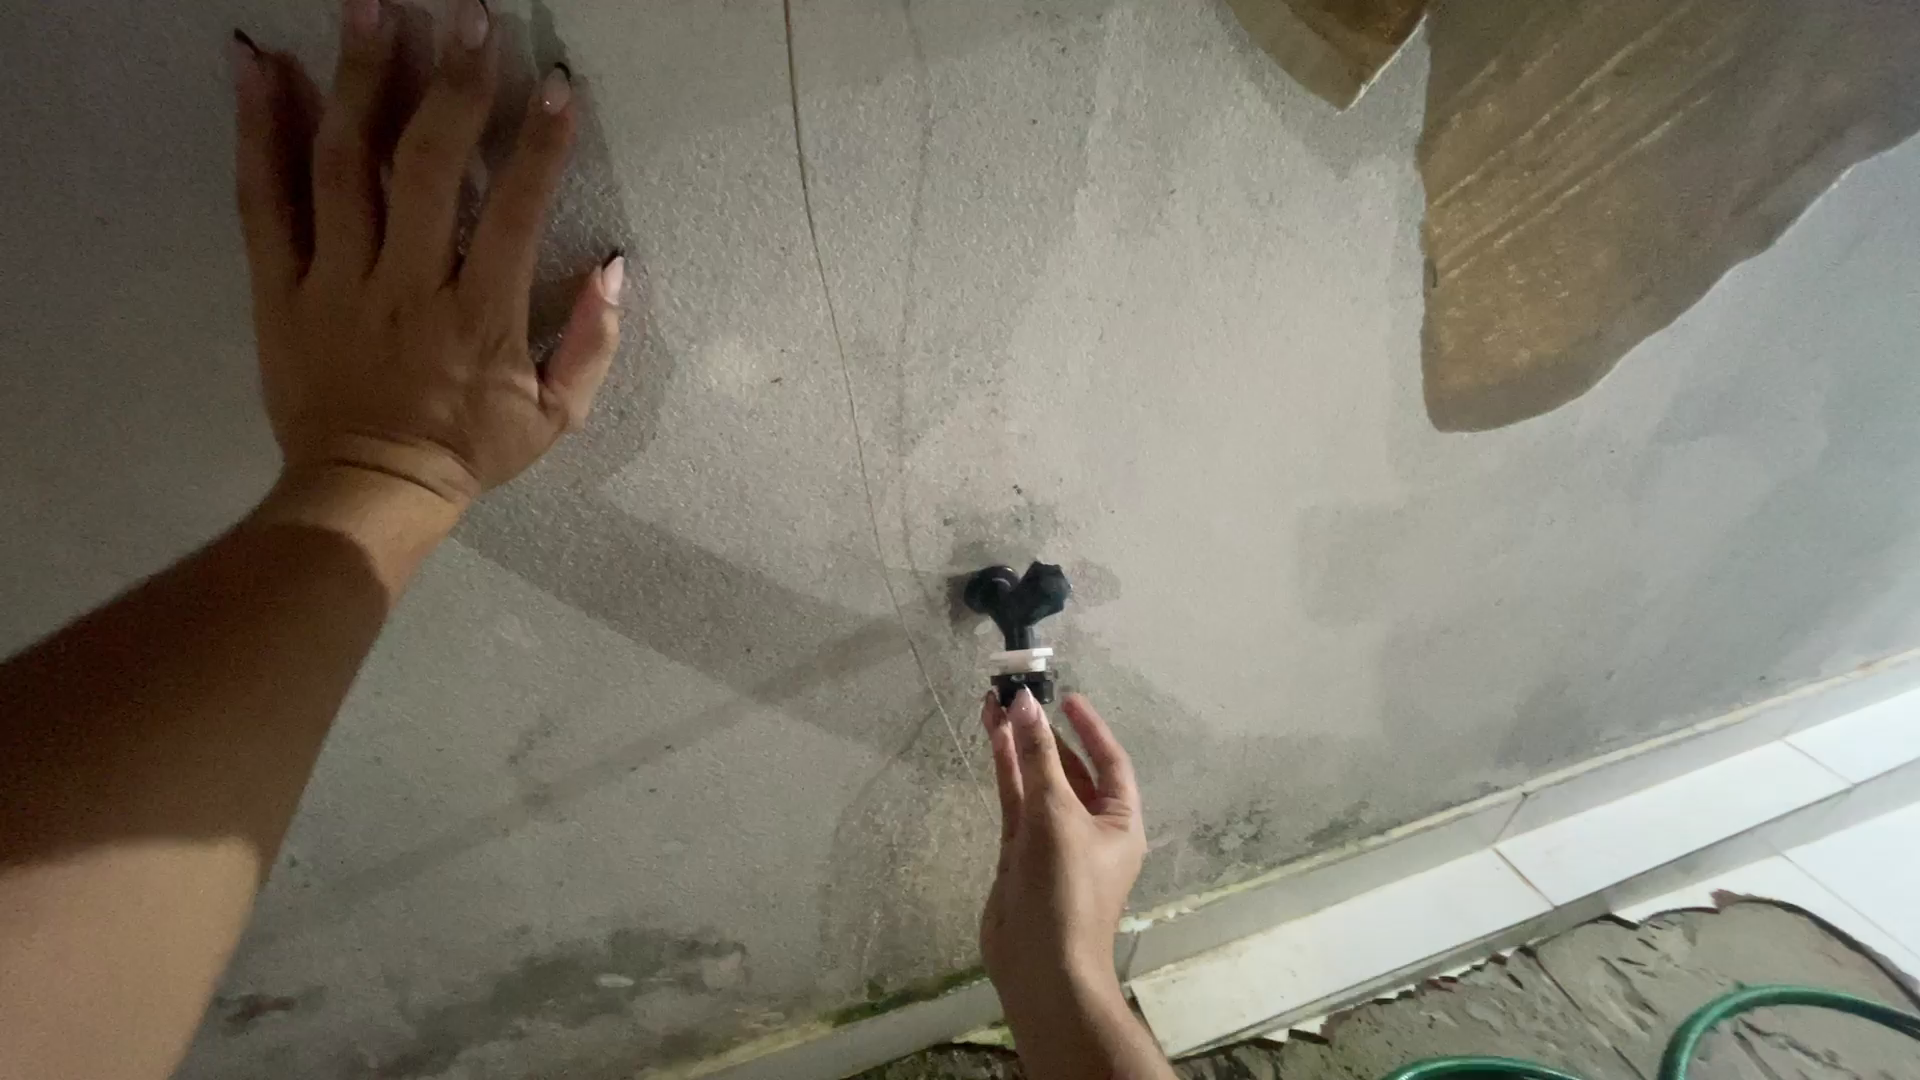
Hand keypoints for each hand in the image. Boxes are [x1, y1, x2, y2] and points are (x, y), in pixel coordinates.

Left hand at [229, 0, 622, 514]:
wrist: (373, 485)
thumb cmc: (477, 448)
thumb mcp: (560, 414)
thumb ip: (593, 343)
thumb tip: (614, 269)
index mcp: (485, 317)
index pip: (517, 213)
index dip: (540, 145)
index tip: (555, 87)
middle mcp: (412, 285)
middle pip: (430, 168)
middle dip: (454, 86)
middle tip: (468, 17)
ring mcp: (339, 279)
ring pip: (346, 164)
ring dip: (364, 79)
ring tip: (376, 8)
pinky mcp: (282, 284)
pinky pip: (266, 197)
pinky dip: (261, 127)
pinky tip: (266, 64)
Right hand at [979, 689, 1145, 1003]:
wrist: (1041, 966)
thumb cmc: (1066, 886)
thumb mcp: (1056, 813)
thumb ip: (1038, 755)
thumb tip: (1025, 703)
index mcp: (1119, 821)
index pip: (1109, 761)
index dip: (1089, 727)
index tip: (1066, 697)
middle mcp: (1089, 825)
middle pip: (1068, 767)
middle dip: (1044, 732)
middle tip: (1018, 696)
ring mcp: (1052, 837)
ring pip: (1036, 779)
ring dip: (1019, 745)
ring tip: (995, 704)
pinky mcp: (1020, 849)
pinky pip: (1016, 798)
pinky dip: (1005, 768)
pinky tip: (992, 737)